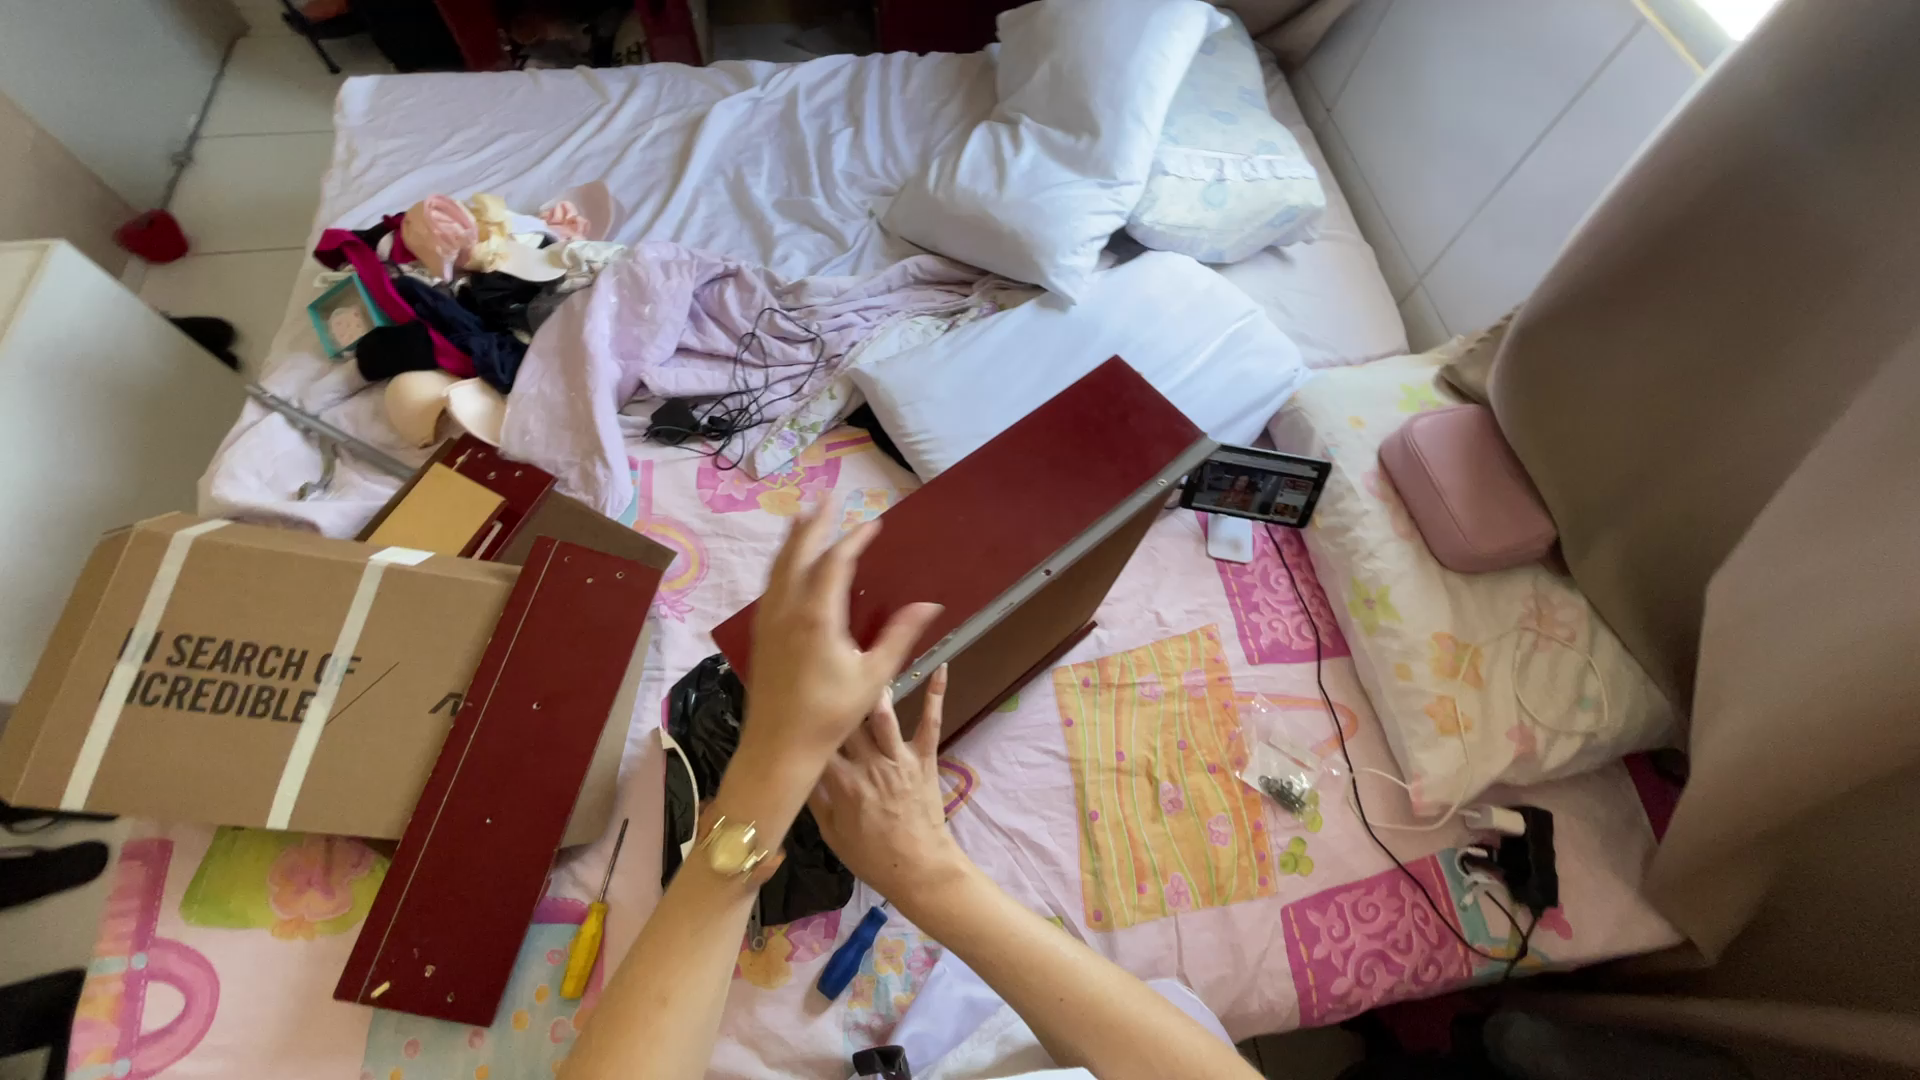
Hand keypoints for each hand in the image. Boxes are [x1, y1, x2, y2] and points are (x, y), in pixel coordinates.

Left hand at [740, 507, 941, 769]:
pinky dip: (781, 563)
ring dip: (793, 539)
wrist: (779, 747)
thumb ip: (901, 636)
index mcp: (818, 617)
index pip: (836, 562)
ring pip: (779, 566)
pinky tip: (787, 564)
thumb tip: (931, 605)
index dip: (855, 539)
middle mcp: (789, 610)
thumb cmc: (831, 715)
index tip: (873, 524)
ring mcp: (770, 620)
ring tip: (803, 517)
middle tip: (828, 497)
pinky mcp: (761, 633)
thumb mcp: (874, 677)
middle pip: (800, 553)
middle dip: (815, 524)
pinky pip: (770, 584)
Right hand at [810, 666, 971, 907]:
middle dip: (837, 695)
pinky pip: (930, 722)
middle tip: (828, 667)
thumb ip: (815, 798)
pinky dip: (936, 694)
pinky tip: (941, 667)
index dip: (805, 722)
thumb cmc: (871, 857)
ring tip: (866, 660)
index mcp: (841, 783)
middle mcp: (869, 764)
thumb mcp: (831, 834)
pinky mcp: (925, 758)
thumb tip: (797, 769)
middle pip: (848, 723)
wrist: (919, 869)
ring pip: (883, 716)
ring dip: (874, 688)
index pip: (818, 744)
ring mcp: (899, 758)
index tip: (794, 702)